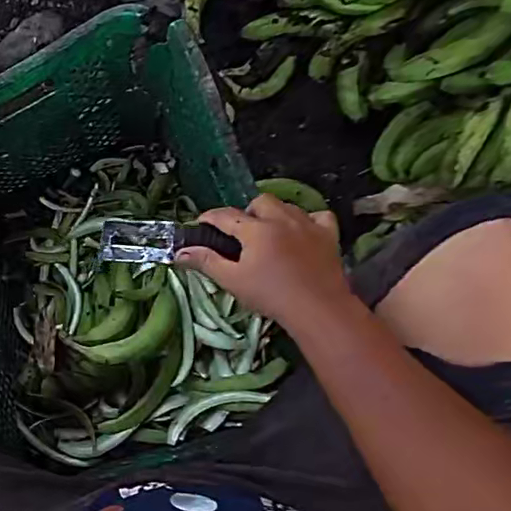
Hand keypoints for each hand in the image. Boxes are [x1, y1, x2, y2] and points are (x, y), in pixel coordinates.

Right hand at [174, 194, 353, 328]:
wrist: (318, 308)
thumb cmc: (271, 295)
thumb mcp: (233, 281)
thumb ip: (207, 262)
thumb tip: (181, 252)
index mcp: (256, 230)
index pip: (226, 216)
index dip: (210, 218)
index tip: (201, 223)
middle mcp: (282, 219)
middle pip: (259, 202)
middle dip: (247, 212)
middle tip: (241, 234)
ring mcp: (308, 224)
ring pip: (287, 206)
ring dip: (274, 214)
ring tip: (268, 233)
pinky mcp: (329, 235)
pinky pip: (318, 216)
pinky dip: (307, 220)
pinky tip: (301, 233)